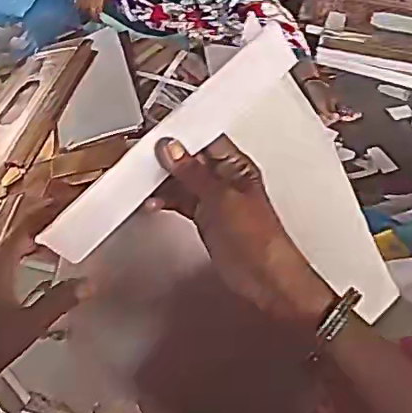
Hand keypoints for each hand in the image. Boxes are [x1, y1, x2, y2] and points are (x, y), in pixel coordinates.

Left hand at [0, 188, 85, 409]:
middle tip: (62, 211)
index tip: (67, 199)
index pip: (25, 222)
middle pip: (11, 225)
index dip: (48, 208)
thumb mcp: (30, 325)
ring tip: (52, 236)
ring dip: (27, 232)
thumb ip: (60, 300)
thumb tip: (90, 283)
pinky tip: (28, 263)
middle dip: (37, 214)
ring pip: (3, 240)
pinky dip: (17, 249)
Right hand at [151, 137, 334, 327]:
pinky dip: (166, 199)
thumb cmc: (259, 240)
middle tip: (146, 156)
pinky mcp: (207, 217)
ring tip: (145, 180)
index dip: (183, 134)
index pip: (206, 138)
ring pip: (183, 179)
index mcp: (237, 165)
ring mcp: (216, 198)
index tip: (159, 133)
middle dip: (169, 156)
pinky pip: (181, 200)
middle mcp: (226, 179)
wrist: (265, 279)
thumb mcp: (221, 198)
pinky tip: (155, 201)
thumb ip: (194, 173)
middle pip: (192, 158)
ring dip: (164, 179)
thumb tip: (173, 150)